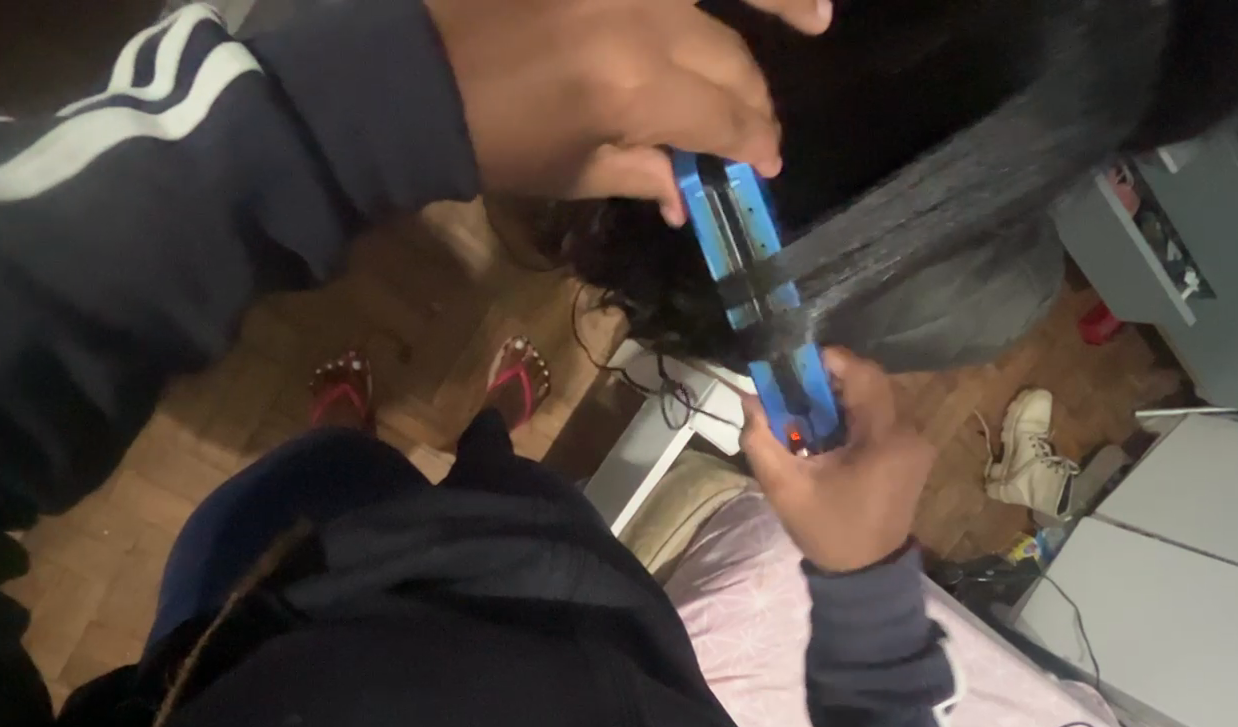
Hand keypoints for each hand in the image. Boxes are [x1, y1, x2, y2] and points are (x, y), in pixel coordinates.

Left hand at [424, 0, 829, 225]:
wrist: (420, 73)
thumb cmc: (494, 140)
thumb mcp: (570, 173)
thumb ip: (643, 174)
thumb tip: (688, 195)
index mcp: (634, 90)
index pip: (722, 118)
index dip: (752, 145)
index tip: (766, 167)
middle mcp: (644, 20)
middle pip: (729, 60)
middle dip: (755, 103)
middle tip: (762, 134)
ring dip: (776, 5)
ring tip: (817, 20)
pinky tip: (750, 3)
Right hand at [741, 347, 934, 573]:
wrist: (865, 573)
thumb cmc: (825, 529)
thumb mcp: (783, 486)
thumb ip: (761, 439)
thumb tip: (750, 400)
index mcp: (884, 438)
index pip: (864, 374)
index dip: (829, 361)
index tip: (795, 366)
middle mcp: (909, 433)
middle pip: (869, 386)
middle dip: (829, 385)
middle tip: (793, 395)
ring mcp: (915, 445)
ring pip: (875, 402)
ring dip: (840, 403)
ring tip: (806, 418)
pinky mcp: (912, 455)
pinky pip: (881, 422)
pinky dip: (853, 420)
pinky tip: (828, 438)